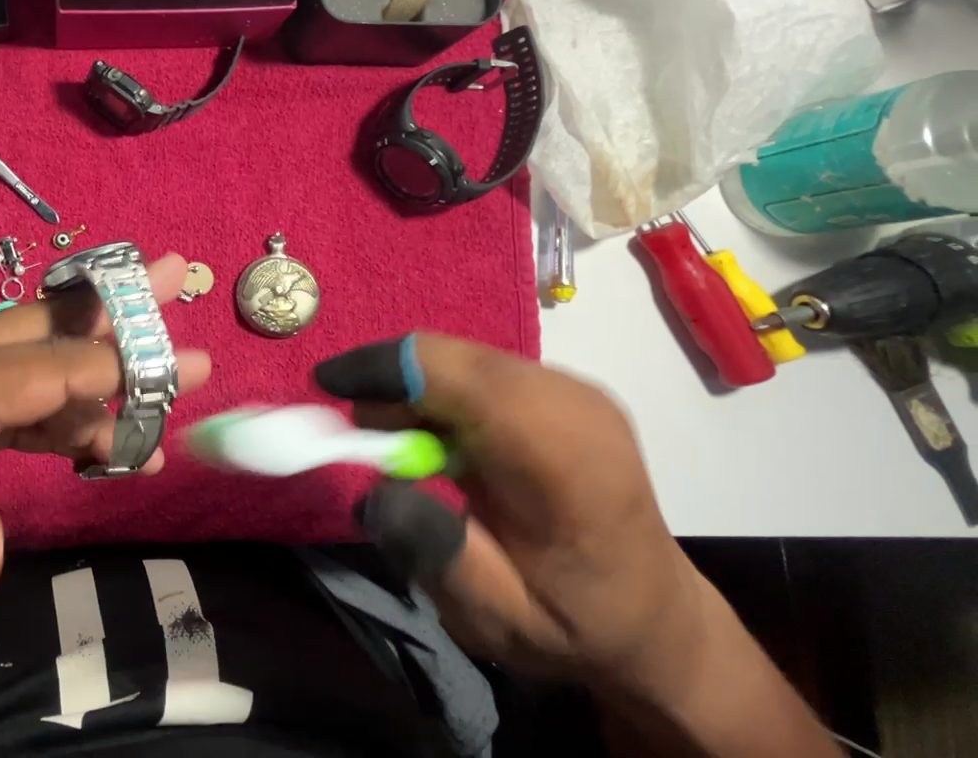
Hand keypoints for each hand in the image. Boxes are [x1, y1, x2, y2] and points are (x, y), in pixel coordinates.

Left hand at [0, 252, 209, 681]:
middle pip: (39, 329)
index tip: (178, 367)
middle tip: (179, 274)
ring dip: (107, 357)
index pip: (35, 369)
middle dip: (113, 310)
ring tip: (181, 361)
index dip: (108, 367)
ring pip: (38, 354)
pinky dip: (78, 411)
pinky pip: (27, 396)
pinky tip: (120, 442)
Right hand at [313, 333, 711, 695]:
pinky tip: (444, 445)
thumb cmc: (572, 622)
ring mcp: (570, 388)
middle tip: (363, 441)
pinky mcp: (557, 387)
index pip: (465, 378)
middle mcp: (571, 404)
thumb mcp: (494, 617)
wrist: (653, 615)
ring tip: (409, 454)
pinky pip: (471, 368)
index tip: (324, 386)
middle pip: (449, 357)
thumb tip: (373, 491)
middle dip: (387, 384)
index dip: (385, 368)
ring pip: (455, 357)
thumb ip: (433, 551)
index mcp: (565, 460)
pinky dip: (435, 394)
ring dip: (412, 393)